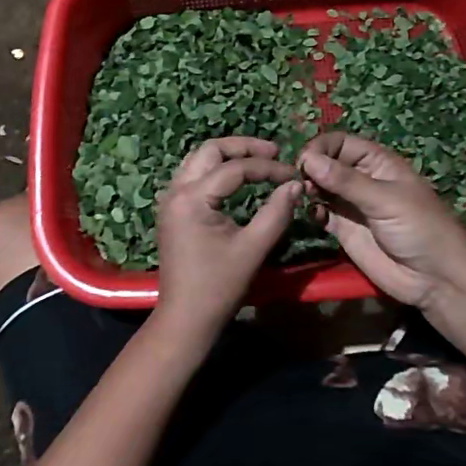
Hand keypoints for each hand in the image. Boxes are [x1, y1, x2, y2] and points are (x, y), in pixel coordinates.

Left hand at [152, 137, 300, 337]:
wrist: (186, 318)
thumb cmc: (219, 286)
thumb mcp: (253, 248)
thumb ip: (276, 212)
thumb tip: (295, 184)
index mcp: (192, 198)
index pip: (235, 168)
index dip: (268, 168)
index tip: (293, 175)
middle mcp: (175, 191)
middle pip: (209, 150)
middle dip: (243, 147)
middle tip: (274, 152)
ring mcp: (169, 200)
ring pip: (198, 159)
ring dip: (228, 155)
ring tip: (258, 160)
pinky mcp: (172, 210)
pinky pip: (193, 175)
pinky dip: (215, 169)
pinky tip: (237, 179)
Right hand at [297, 132, 465, 309]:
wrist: (435, 277)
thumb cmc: (419, 228)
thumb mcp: (385, 199)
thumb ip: (346, 180)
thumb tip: (308, 159)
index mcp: (377, 162)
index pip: (340, 142)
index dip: (320, 148)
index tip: (303, 162)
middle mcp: (361, 179)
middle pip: (326, 163)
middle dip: (309, 168)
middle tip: (297, 182)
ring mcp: (351, 205)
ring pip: (321, 187)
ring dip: (307, 189)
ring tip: (301, 197)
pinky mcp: (345, 230)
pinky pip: (321, 214)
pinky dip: (312, 211)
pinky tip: (313, 216)